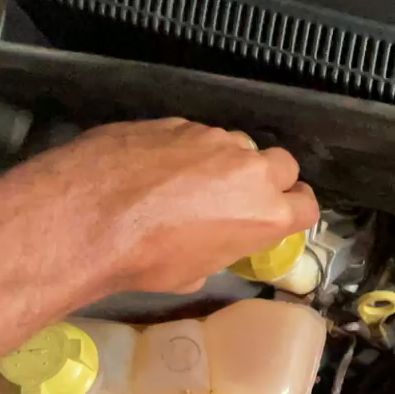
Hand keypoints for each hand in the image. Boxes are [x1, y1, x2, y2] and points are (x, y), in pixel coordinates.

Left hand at [0, 118, 319, 297]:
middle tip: (243, 198)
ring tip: (196, 183)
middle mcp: (248, 170)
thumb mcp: (197, 272)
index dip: (296, 212)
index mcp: (266, 214)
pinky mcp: (174, 122)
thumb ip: (223, 247)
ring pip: (238, 145)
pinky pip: (196, 135)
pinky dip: (188, 151)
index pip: (307, 205)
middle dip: (271, 179)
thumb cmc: (148, 260)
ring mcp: (211, 139)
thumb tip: (210, 242)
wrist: (86, 218)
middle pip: (283, 165)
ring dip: (228, 162)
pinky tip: (159, 170)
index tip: (282, 219)